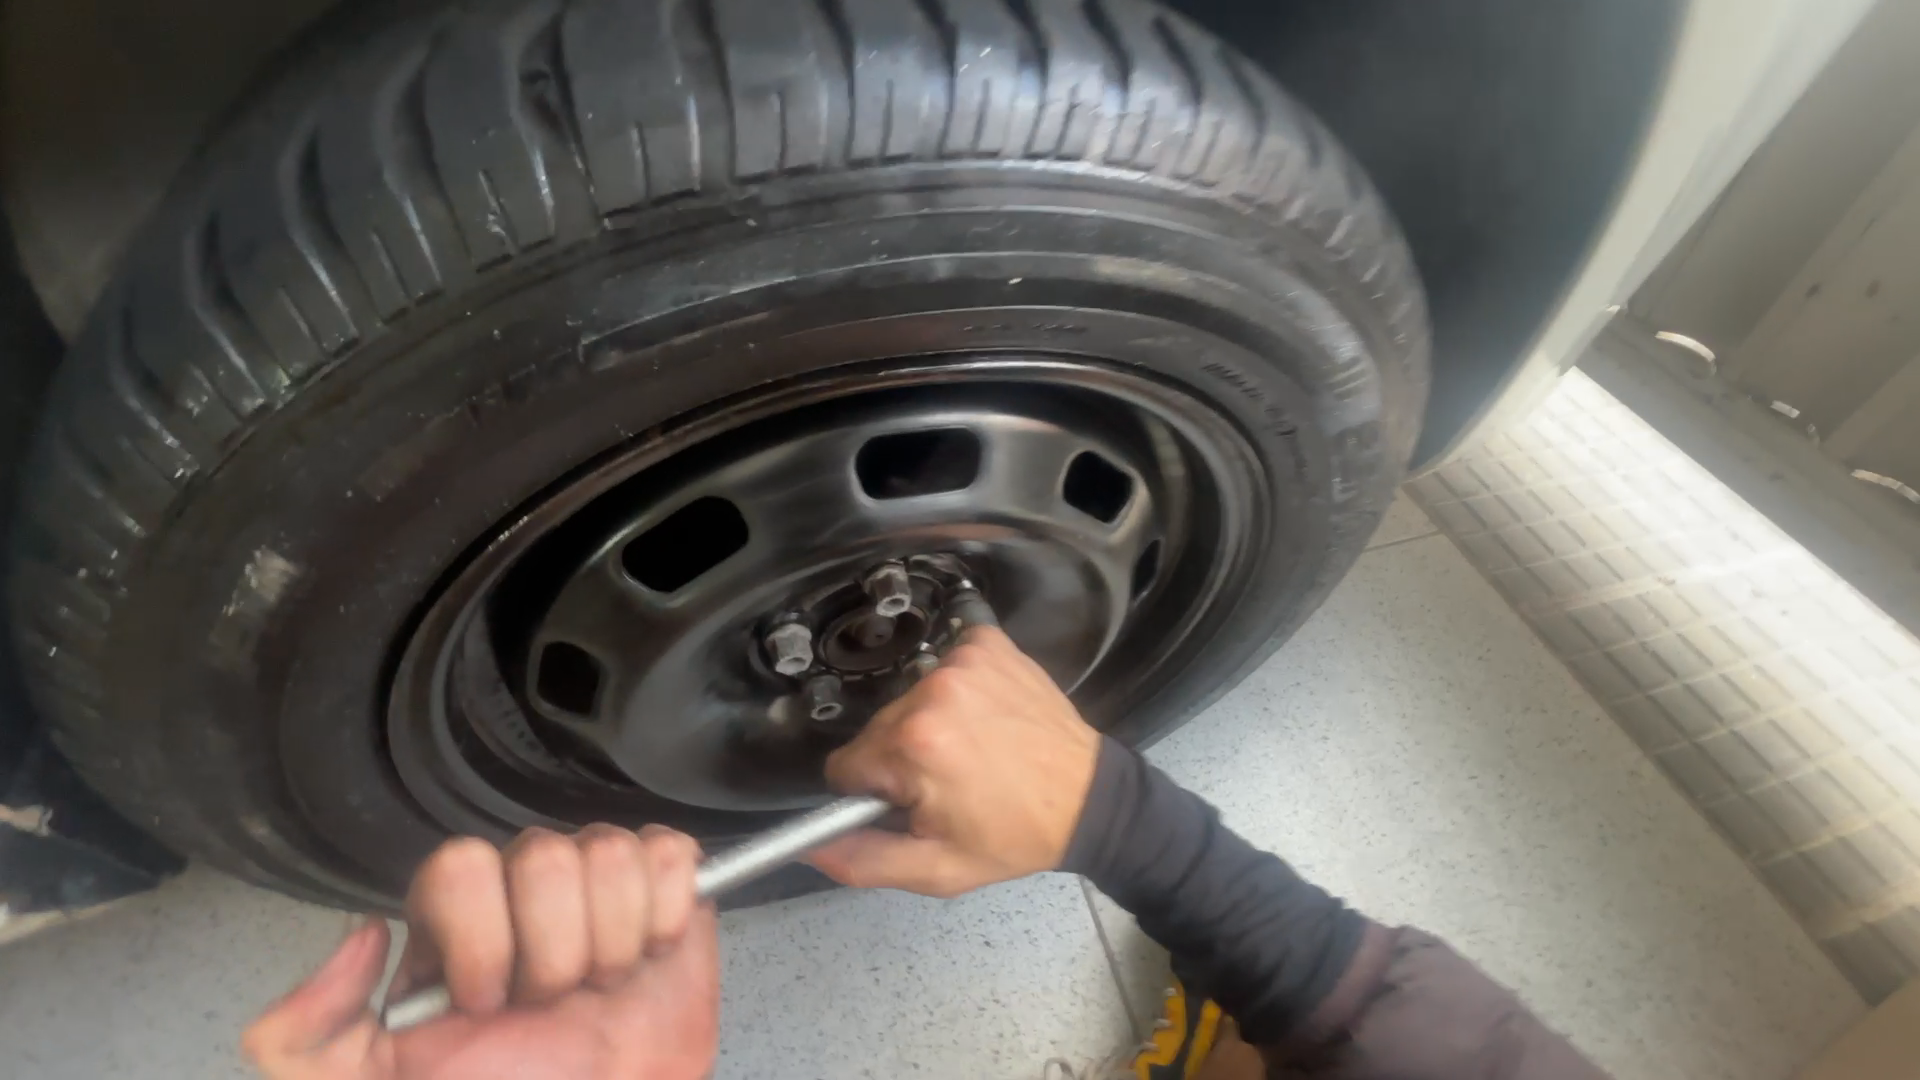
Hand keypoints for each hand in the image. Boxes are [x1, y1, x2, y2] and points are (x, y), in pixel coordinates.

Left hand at [243, 825, 718, 1079]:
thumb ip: (310, 1039)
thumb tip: (364, 933)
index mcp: (458, 917)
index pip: (459, 865)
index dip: (481, 933)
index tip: (490, 1001)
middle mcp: (528, 880)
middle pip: (544, 854)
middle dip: (557, 950)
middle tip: (557, 1000)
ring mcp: (602, 871)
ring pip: (611, 849)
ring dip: (615, 939)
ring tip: (608, 982)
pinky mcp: (666, 875)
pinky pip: (671, 851)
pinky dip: (666, 911)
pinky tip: (652, 950)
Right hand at [808, 626, 1101, 896]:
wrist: (1087, 797)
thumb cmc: (1014, 835)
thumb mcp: (937, 869)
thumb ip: (864, 860)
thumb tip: (809, 845)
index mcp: (914, 744)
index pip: (847, 764)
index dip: (872, 790)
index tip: (909, 800)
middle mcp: (933, 691)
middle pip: (878, 728)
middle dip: (900, 757)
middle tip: (949, 780)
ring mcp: (964, 661)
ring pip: (909, 698)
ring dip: (929, 723)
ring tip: (972, 750)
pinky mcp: (987, 644)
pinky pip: (946, 663)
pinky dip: (958, 688)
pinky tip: (985, 715)